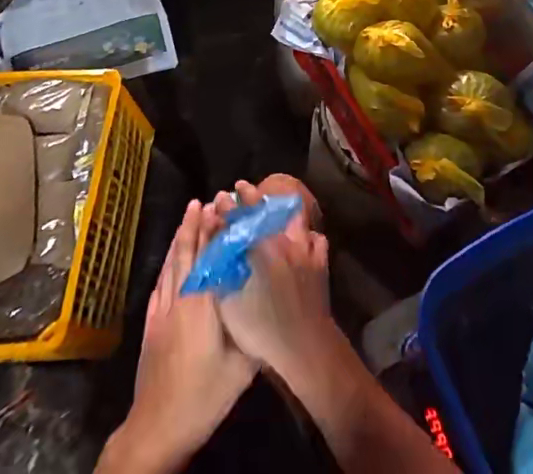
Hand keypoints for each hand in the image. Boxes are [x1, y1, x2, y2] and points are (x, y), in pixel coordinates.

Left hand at [102, 200, 254, 472]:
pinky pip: (160, 283)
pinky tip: (170, 257)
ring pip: (171, 265)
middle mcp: (180, 300)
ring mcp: (162, 311)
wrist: (158, 425)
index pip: (208, 257)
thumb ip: (253, 326)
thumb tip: (267, 298)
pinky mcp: (152, 323)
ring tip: (189, 214)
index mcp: (202, 305)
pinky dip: (168, 263)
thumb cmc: (205, 394)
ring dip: (180, 238)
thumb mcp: (242, 364)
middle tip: (206, 201)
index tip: (221, 206)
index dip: (214, 230)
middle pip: (187, 254)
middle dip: (196, 226)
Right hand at [214, 181, 336, 379]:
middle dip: (252, 197)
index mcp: (260, 249)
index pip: (241, 218)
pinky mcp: (320, 263)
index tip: (219, 197)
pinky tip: (303, 238)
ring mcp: (305, 250)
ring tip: (275, 204)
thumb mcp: (229, 304)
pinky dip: (308, 235)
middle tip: (242, 187)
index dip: (228, 206)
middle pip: (267, 210)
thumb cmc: (261, 328)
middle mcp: (283, 242)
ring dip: (282, 208)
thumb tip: (212, 254)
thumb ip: (220, 274)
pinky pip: (316, 239)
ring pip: (295, 218)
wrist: (304, 346)